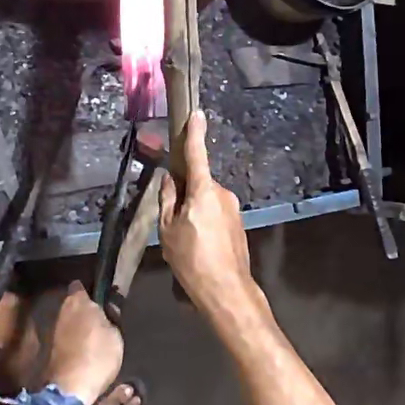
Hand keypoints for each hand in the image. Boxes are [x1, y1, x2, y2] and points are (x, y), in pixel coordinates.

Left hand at [40, 282, 123, 404]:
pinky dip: (73, 342)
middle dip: (83, 310)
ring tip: (94, 339)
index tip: (100, 299)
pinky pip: (65, 338)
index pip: (80, 286)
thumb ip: (109, 318)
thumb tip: (103, 311)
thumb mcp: (115, 335)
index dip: (89, 291)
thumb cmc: (97, 356)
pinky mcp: (50, 349)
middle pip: (73, 304)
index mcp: (78, 301)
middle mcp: (62, 310)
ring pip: (69, 322)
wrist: (71, 388)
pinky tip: (84, 352)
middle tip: (100, 321)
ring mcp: (53, 330)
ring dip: (78, 327)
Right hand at [158, 112, 261, 323]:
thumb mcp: (167, 229)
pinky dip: (204, 222)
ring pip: (206, 199)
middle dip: (184, 193)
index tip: (196, 114)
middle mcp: (222, 193)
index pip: (196, 154)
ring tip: (185, 240)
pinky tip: (198, 246)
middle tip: (171, 220)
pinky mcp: (237, 223)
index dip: (194, 133)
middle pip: (198, 183)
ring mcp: (233, 209)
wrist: (227, 291)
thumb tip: (169, 180)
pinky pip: (215, 213)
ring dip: (194, 210)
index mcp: (203, 190)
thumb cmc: (192, 259)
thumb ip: (167, 200)